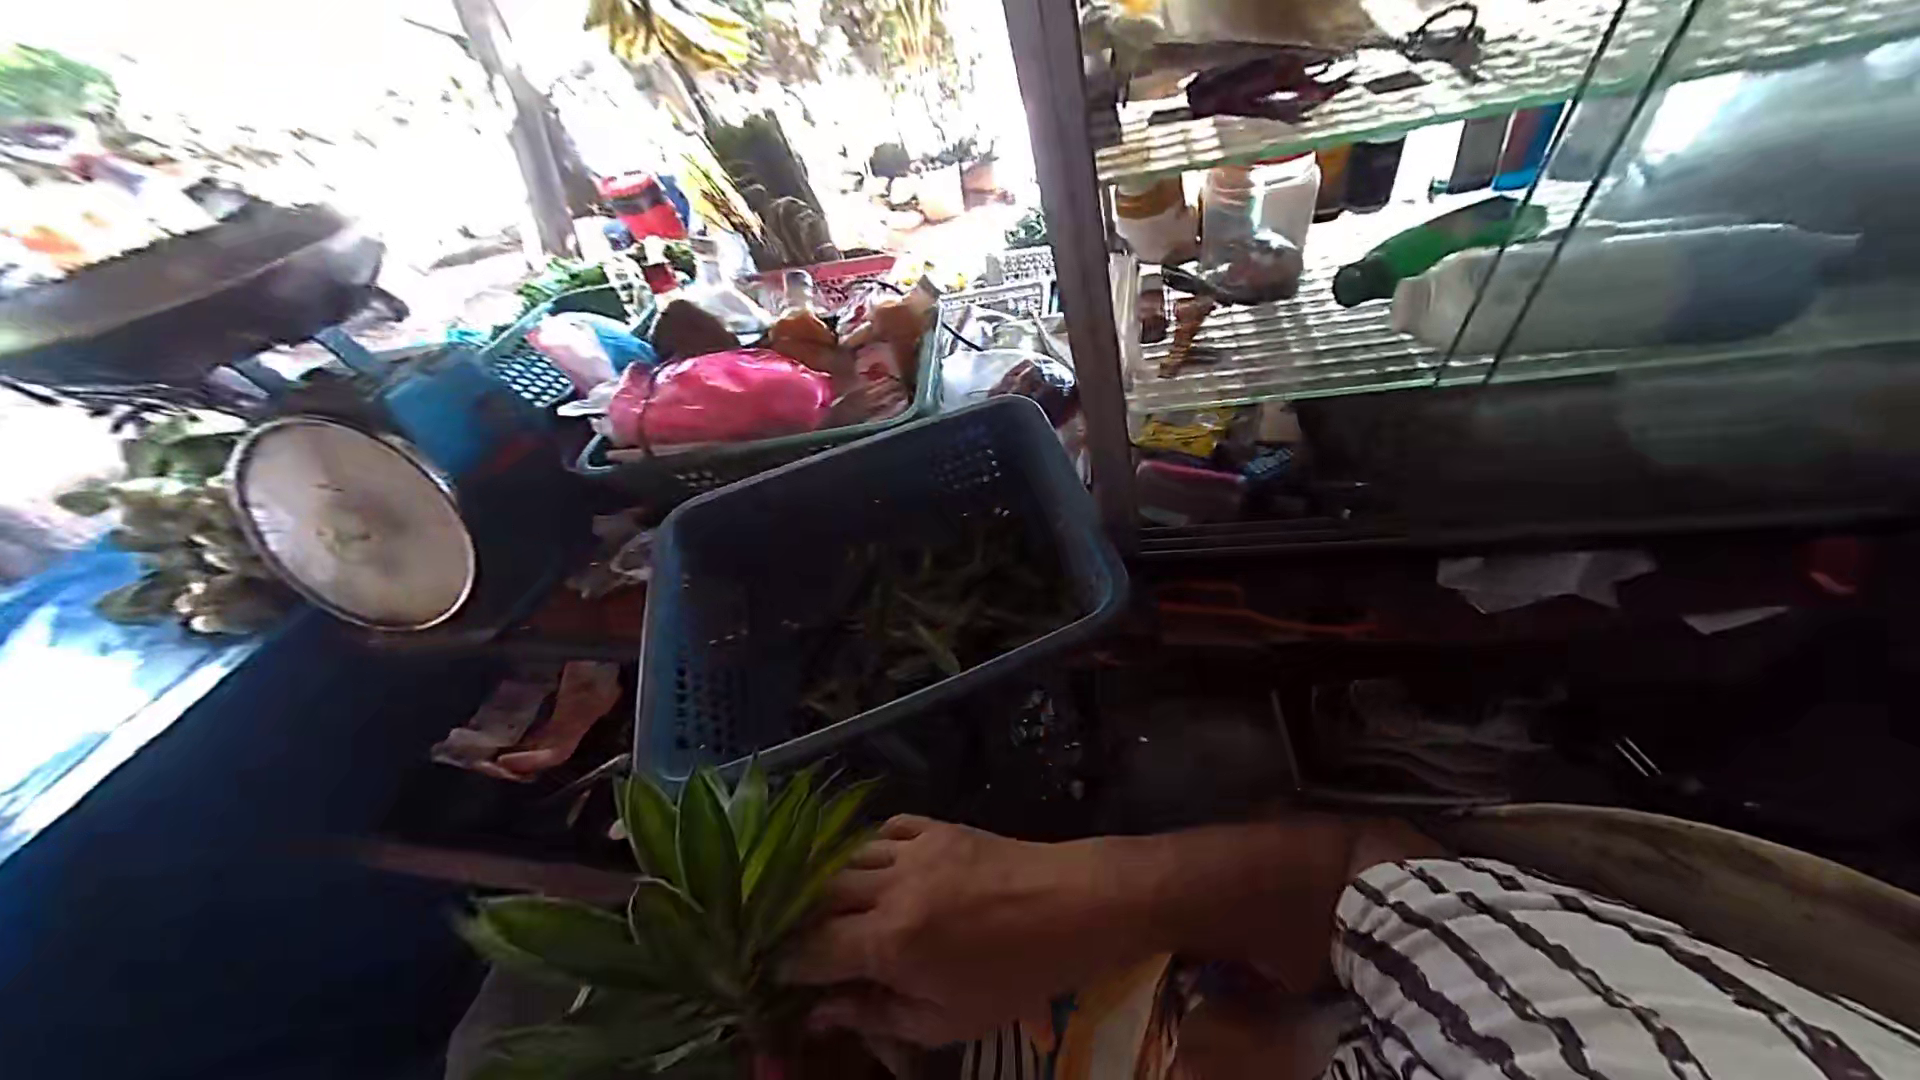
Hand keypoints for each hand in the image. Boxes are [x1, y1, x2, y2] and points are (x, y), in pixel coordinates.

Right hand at [781, 816, 1152, 1046]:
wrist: (1068, 907)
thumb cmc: (1012, 976)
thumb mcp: (946, 1021)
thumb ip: (876, 1014)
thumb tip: (822, 1010)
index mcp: (891, 942)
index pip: (812, 948)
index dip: (786, 963)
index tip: (775, 973)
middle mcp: (891, 887)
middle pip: (818, 894)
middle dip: (798, 918)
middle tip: (797, 938)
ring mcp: (914, 849)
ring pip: (847, 857)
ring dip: (830, 882)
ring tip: (829, 904)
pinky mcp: (936, 826)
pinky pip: (885, 829)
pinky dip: (868, 848)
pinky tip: (874, 867)